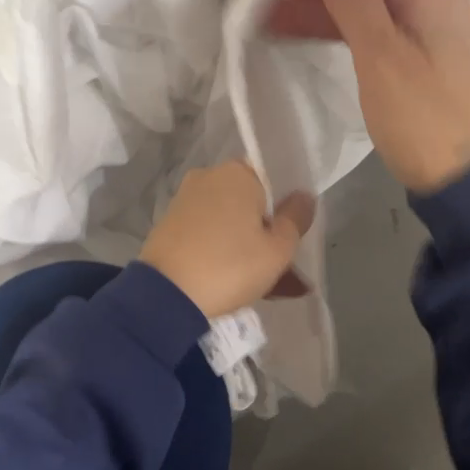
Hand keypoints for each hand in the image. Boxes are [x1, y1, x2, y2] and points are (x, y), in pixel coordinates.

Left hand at [141, 161, 315, 317]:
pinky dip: (223, 255)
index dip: (285, 212)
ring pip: (229, 224)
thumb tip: (304, 197)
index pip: (272, 184)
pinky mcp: (169, 226)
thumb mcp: (277, 250)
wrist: (166, 295)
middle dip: (267, 236)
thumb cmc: (230, 267)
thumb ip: (295, 220)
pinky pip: (208, 237)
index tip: (290, 241)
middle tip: (283, 272)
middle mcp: (209, 178)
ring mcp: (185, 202)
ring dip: (248, 251)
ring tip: (266, 289)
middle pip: (249, 206)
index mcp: (238, 174)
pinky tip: (236, 285)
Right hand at [266, 0, 469, 194]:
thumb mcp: (381, 56)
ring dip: (323, 8)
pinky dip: (344, 31)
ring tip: (276, 27)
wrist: (464, 181)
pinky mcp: (422, 59)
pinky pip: (378, 29)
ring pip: (369, 1)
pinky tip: (310, 41)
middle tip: (269, 11)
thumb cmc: (423, 120)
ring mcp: (429, 29)